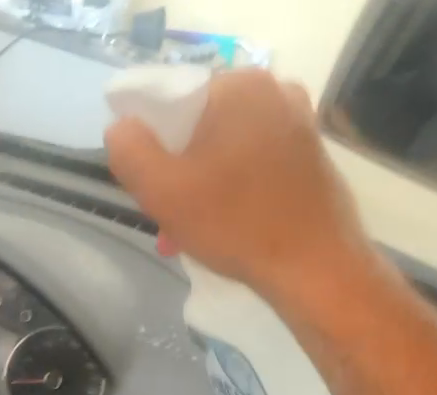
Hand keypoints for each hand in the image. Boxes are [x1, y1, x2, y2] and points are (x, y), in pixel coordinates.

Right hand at [105, 71, 375, 308]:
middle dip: (177, 176)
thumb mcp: (162, 191)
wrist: (315, 266)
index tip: (150, 190)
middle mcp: (274, 91)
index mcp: (237, 86)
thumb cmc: (235, 225)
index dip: (150, 149)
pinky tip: (223, 231)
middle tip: (168, 223)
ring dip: (201, 192)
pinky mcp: (310, 156)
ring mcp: (299, 123)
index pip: (171, 104)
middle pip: (199, 131)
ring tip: (189, 237)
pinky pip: (254, 167)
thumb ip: (129, 152)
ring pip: (226, 153)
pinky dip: (233, 194)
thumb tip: (121, 128)